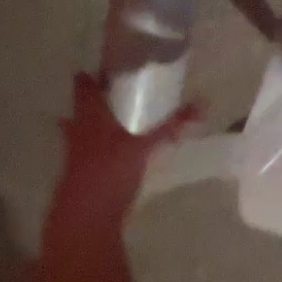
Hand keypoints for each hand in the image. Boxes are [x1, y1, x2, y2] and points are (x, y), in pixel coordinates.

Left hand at [44, 74, 194, 246]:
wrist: (86, 216)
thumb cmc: (110, 172)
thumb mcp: (146, 146)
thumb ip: (173, 125)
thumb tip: (203, 102)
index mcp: (89, 118)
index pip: (84, 88)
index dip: (91, 75)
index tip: (106, 64)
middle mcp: (78, 131)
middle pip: (82, 108)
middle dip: (95, 98)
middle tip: (116, 87)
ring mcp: (77, 153)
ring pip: (82, 129)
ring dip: (95, 121)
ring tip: (117, 115)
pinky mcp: (84, 172)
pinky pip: (91, 149)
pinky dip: (102, 144)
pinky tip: (118, 148)